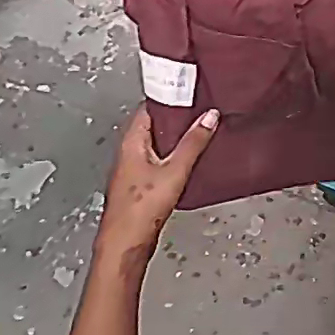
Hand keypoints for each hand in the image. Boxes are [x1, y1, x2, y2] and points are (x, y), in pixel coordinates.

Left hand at [91, 107, 217, 274]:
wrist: (127, 243)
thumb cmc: (140, 209)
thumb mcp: (174, 170)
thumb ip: (193, 143)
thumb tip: (208, 117)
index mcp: (132, 142)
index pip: (150, 107)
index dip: (170, 98)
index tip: (190, 91)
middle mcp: (130, 152)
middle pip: (156, 124)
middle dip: (178, 116)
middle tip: (202, 109)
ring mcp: (136, 168)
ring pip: (160, 142)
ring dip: (179, 137)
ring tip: (201, 130)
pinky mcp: (144, 183)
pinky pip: (163, 158)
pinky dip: (177, 154)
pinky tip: (192, 159)